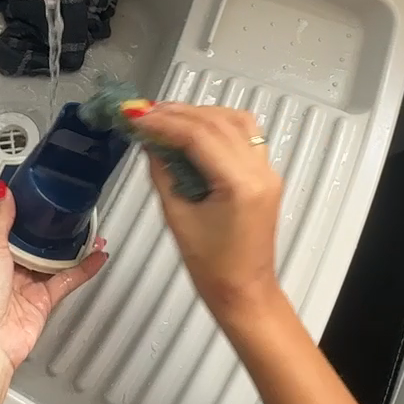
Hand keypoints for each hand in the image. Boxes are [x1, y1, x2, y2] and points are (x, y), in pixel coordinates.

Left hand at [0, 183, 108, 381]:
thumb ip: (1, 219)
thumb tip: (4, 192)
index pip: (11, 226)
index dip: (28, 213)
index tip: (45, 198)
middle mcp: (6, 268)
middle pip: (36, 244)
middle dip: (56, 231)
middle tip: (75, 215)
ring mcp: (25, 285)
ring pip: (55, 261)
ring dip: (74, 248)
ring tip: (93, 233)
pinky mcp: (42, 302)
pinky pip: (67, 280)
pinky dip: (84, 269)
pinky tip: (96, 258)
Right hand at [131, 104, 283, 316]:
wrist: (244, 291)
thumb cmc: (211, 266)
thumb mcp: (177, 216)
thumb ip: (163, 172)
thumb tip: (150, 142)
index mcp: (239, 184)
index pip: (198, 135)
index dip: (164, 122)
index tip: (137, 117)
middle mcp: (260, 171)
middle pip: (217, 122)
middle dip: (177, 112)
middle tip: (145, 112)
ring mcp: (267, 170)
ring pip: (235, 120)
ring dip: (199, 113)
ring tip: (167, 116)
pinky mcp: (265, 173)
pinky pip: (245, 134)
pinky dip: (218, 123)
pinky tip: (194, 127)